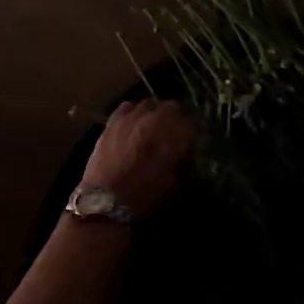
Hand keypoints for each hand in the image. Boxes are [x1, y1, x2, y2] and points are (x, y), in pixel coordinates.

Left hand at [80, 99, 194, 218]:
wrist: (106, 200)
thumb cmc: (146, 194)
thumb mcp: (176, 180)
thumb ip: (185, 157)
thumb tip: (189, 147)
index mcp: (174, 134)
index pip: (193, 121)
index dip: (196, 129)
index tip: (197, 137)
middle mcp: (155, 119)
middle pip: (173, 107)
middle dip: (179, 116)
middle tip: (178, 129)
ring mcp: (132, 117)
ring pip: (150, 103)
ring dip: (157, 112)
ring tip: (156, 124)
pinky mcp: (114, 121)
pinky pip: (128, 107)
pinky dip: (135, 112)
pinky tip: (135, 122)